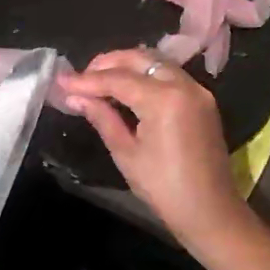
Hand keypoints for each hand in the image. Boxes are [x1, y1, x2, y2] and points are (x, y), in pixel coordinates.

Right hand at [59, 48, 249, 249]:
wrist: (209, 210)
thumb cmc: (162, 186)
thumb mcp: (125, 152)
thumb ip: (101, 117)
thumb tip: (75, 97)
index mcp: (164, 100)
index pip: (118, 79)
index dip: (86, 80)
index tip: (60, 81)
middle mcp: (184, 86)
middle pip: (140, 59)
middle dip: (107, 63)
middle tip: (80, 77)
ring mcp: (197, 91)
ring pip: (156, 63)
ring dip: (126, 66)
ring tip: (98, 82)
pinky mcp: (202, 101)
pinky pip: (169, 76)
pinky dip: (144, 76)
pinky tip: (124, 90)